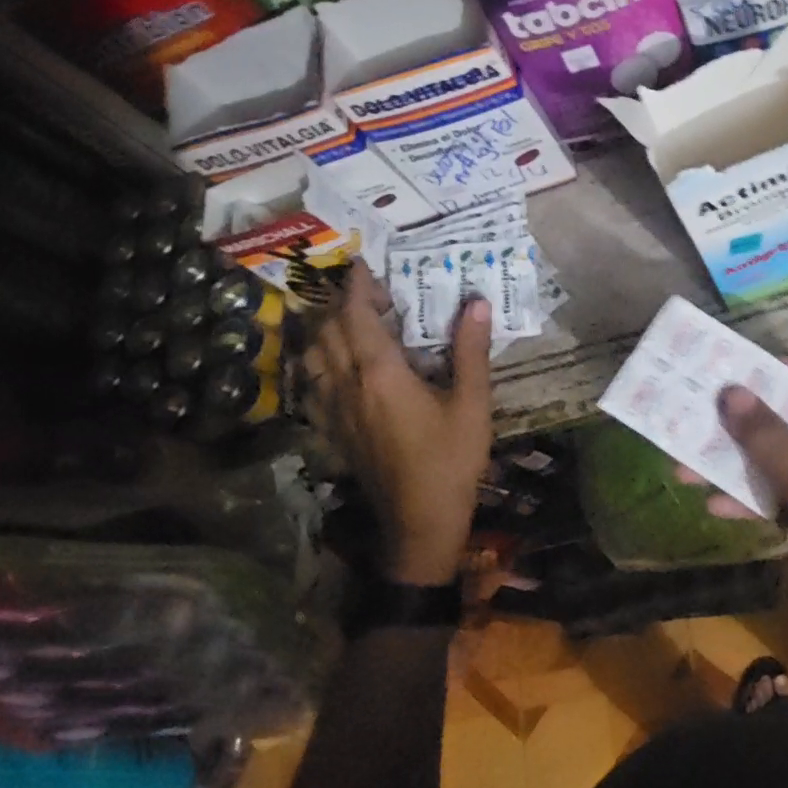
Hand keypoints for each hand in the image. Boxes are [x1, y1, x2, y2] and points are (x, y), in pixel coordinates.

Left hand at [305, 272, 492, 586]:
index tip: (364, 265)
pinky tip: (338, 367)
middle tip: (368, 294)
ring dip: (323, 330)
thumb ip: (470, 351)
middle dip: (339, 303)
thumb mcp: (472, 405)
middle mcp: (347, 385)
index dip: (356, 286)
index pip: (355, 315)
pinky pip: (312, 385)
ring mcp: (334, 410)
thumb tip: (476, 302)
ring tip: (349, 323)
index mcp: (380, 373)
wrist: (420, 521)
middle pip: (326, 330)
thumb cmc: (451, 461)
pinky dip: (318, 363)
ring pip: (311, 356)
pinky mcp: (333, 431)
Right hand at [691, 361, 787, 663]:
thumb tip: (731, 392)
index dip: (764, 373)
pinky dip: (757, 500)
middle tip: (687, 420)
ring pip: (785, 461)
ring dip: (739, 466)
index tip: (714, 371)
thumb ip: (773, 442)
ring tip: (683, 468)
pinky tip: (716, 506)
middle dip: (740, 426)